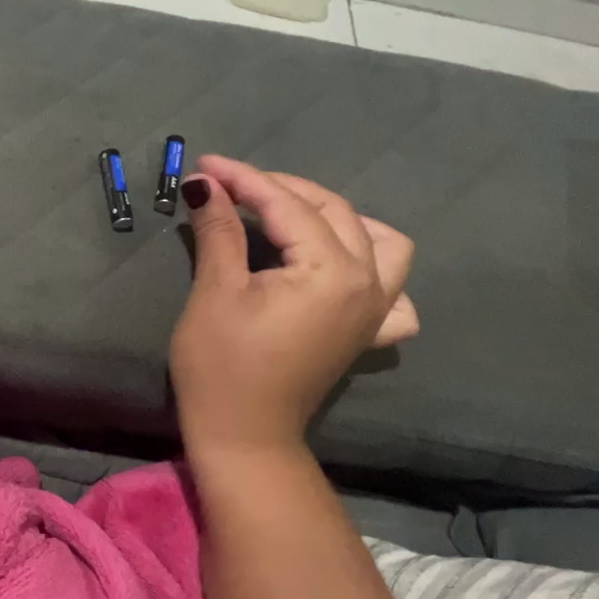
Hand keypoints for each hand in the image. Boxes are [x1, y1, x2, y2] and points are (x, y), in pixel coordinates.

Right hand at [169, 154, 416, 451]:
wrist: (242, 434)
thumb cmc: (221, 365)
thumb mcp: (215, 292)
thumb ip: (219, 232)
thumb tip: (206, 185)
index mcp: (331, 270)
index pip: (288, 207)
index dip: (244, 180)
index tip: (205, 165)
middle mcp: (368, 281)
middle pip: (333, 212)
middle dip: (281, 190)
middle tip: (231, 184)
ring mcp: (374, 308)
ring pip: (379, 240)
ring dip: (337, 216)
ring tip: (293, 215)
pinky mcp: (365, 330)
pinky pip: (392, 287)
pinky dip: (374, 266)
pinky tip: (346, 267)